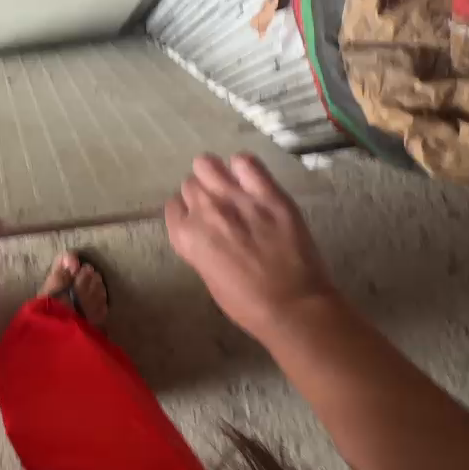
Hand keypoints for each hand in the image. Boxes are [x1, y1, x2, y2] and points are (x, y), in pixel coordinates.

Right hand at [165, 153, 339, 343]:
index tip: (201, 222)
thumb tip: (202, 229)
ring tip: (231, 188)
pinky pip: (245, 161)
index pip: (173, 206)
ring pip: (207, 164)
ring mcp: (236, 199)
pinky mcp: (267, 194)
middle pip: (190, 184)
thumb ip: (197, 244)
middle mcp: (204, 211)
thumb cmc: (247, 303)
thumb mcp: (207, 274)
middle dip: (202, 195)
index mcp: (186, 235)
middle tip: (221, 209)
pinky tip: (250, 181)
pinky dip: (243, 167)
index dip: (188, 213)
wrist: (295, 308)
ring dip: (214, 175)